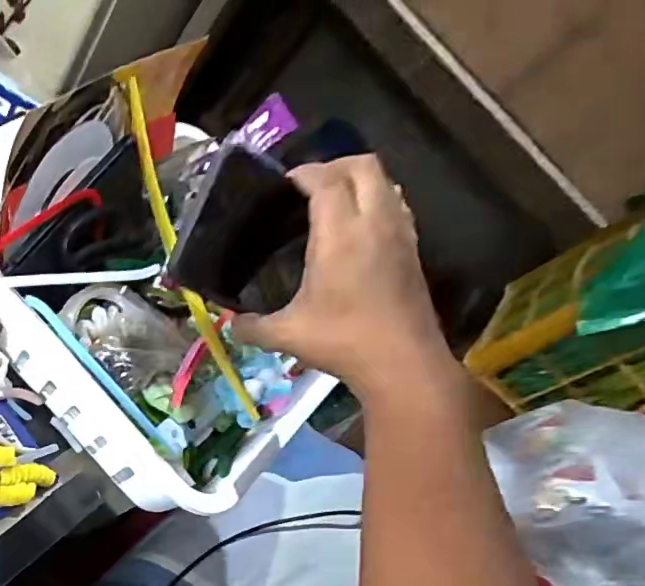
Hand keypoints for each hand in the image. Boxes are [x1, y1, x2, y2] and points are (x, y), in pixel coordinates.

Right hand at [232, 156, 455, 399]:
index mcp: (340, 234)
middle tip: (308, 187)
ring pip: (385, 181)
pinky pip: (395, 205)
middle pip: (363, 166)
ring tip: (332, 203)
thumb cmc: (341, 341)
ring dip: (358, 181)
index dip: (303, 173)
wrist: (401, 361)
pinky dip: (375, 202)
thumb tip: (232, 323)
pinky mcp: (412, 249)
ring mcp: (399, 233)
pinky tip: (357, 230)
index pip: (325, 181)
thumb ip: (252, 327)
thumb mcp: (286, 336)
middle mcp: (374, 221)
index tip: (283, 183)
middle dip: (334, 166)